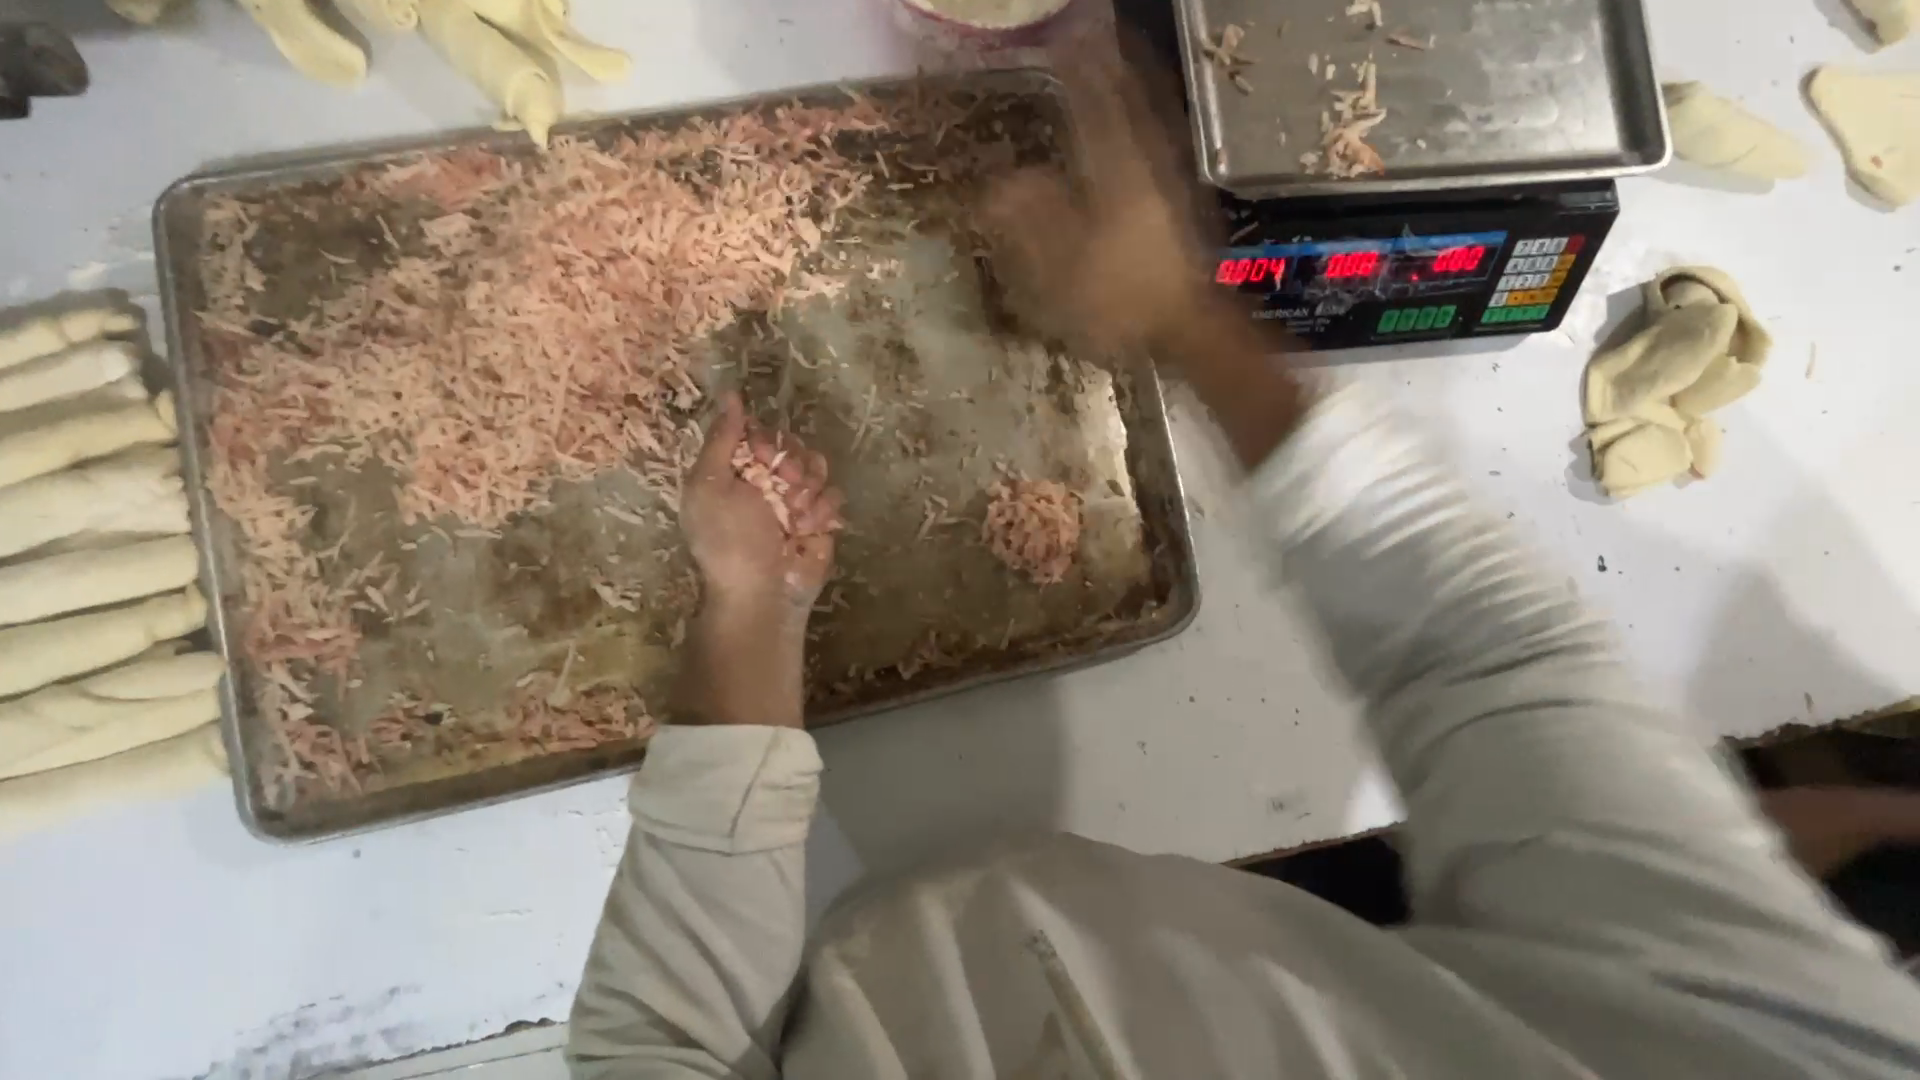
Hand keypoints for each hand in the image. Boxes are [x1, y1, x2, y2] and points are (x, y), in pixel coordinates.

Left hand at [682, 392, 843, 619]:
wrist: (762, 591)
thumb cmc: (728, 539)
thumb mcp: (711, 483)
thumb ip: (722, 437)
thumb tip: (731, 394)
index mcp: (735, 469)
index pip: (759, 431)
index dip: (764, 439)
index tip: (760, 458)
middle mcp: (766, 480)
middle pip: (792, 444)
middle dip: (789, 462)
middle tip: (781, 485)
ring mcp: (796, 500)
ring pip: (817, 465)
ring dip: (806, 487)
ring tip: (793, 513)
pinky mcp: (821, 519)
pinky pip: (833, 495)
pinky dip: (821, 510)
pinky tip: (806, 528)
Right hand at [981, 41, 1309, 466]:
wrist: (1189, 329)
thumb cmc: (1120, 301)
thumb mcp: (1058, 269)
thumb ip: (1027, 218)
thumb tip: (994, 185)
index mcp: (1113, 165)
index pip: (1091, 93)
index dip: (1073, 60)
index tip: (1057, 30)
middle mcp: (1146, 157)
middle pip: (1127, 90)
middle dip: (1105, 58)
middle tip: (1084, 29)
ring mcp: (1169, 175)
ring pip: (1146, 112)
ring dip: (1127, 80)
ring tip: (1107, 55)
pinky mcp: (1179, 197)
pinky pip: (1156, 137)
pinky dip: (1142, 115)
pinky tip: (1133, 121)